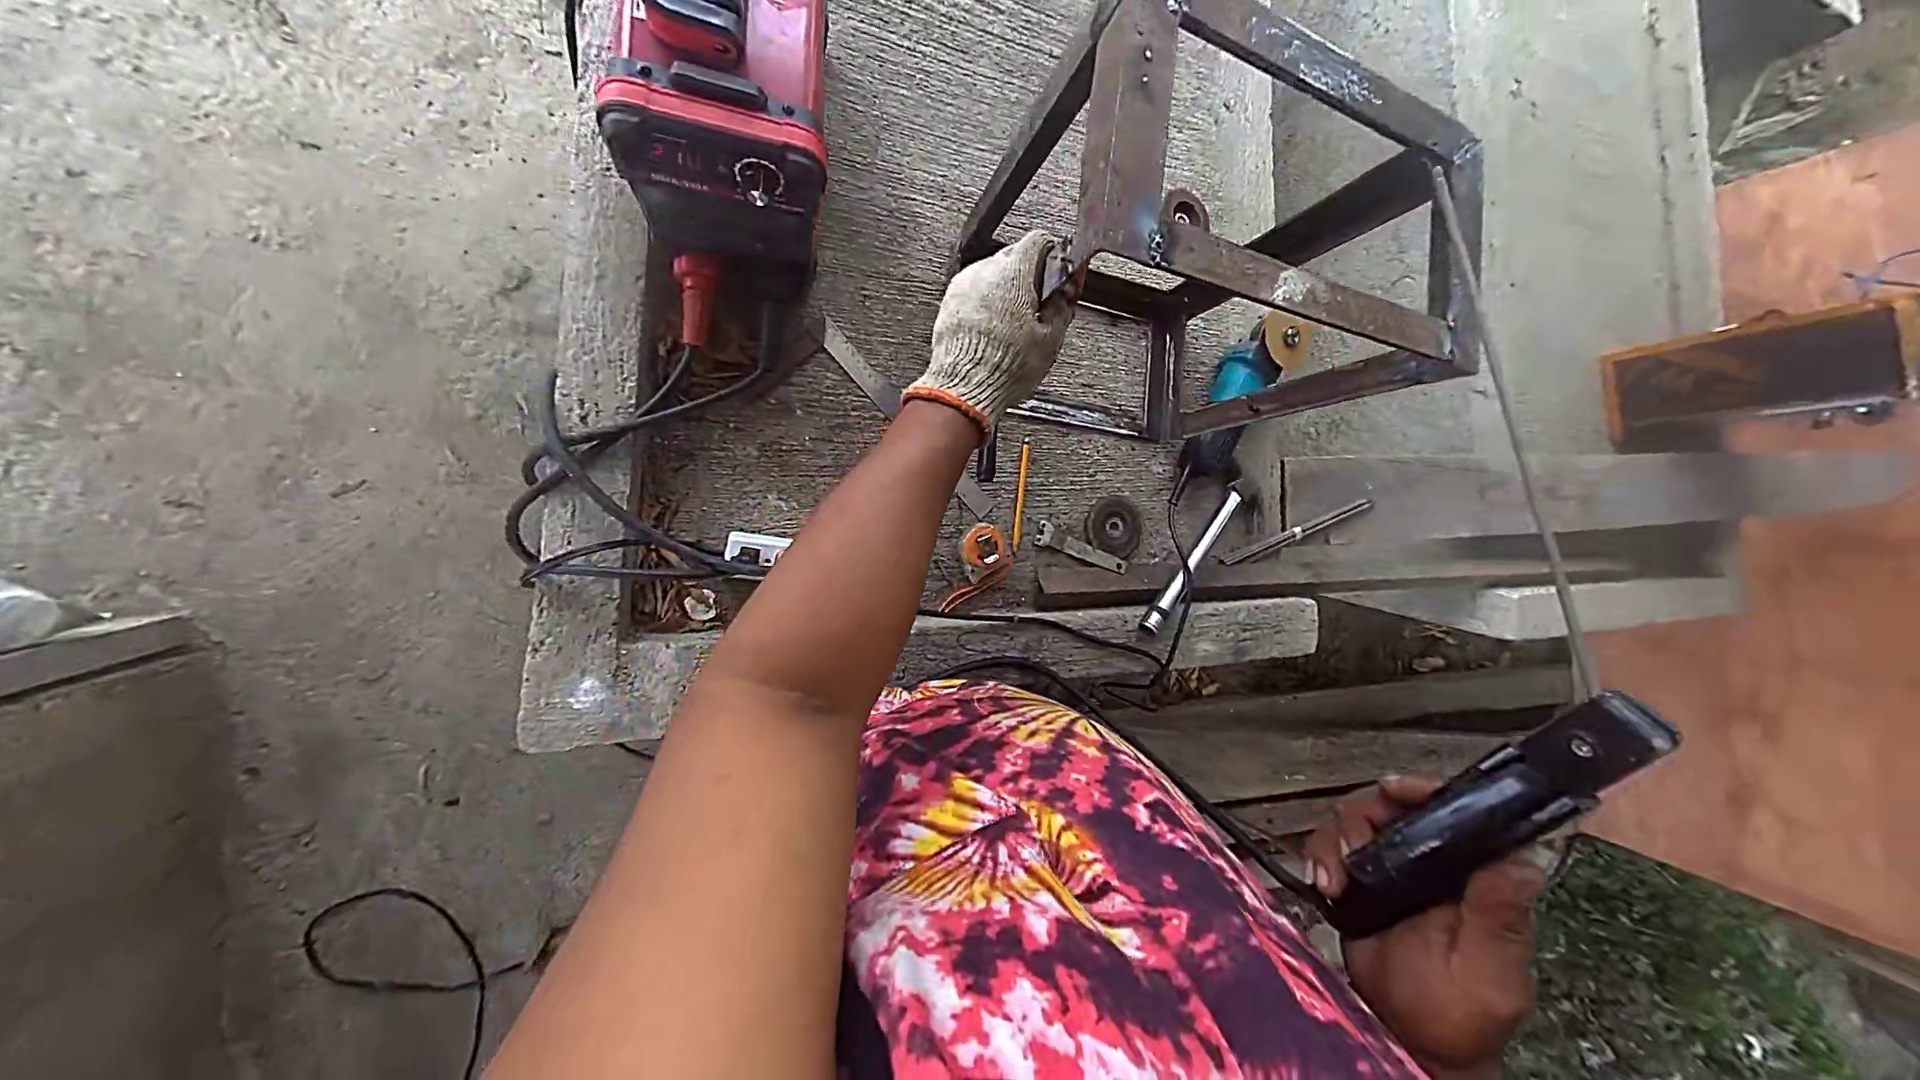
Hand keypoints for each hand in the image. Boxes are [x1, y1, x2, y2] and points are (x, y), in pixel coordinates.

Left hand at [902, 230, 1075, 436]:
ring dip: (1007, 291)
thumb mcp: (1050, 339)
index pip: (1039, 240)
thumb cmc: (1003, 368)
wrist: (965, 388)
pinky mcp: (950, 303)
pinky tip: (994, 330)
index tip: (1059, 276)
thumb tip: (1070, 288)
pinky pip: (974, 293)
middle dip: (1030, 276)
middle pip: (1014, 256)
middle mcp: (985, 272)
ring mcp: (964, 286)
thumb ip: (1063, 305)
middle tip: (1040, 306)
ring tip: (1015, 324)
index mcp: (1014, 273)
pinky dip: (986, 304)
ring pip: (992, 274)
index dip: (1054, 257)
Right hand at [1304, 777, 1545, 1079]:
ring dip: (1334, 840)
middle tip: (1351, 851)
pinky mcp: (1357, 880)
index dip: (1422, 791)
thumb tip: (1520, 862)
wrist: (1408, 1039)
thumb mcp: (1488, 971)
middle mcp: (1429, 863)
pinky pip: (1330, 847)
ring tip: (1333, 878)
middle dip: (1360, 818)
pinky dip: (1319, 856)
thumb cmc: (1458, 1014)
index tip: (1393, 790)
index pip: (1450, 812)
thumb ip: (1498, 918)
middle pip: (1388, 807)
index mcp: (1470, 876)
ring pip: (1352, 821)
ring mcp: (1389, 870)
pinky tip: (1324, 882)